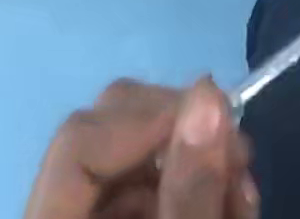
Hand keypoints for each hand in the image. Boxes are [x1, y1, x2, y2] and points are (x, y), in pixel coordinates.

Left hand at [24, 78, 258, 218]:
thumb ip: (190, 189)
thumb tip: (209, 92)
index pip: (79, 143)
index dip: (148, 119)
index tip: (218, 118)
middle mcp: (56, 213)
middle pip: (108, 131)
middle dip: (181, 131)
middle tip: (238, 157)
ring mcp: (85, 212)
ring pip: (138, 152)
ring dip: (198, 158)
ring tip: (243, 193)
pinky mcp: (117, 215)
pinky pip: (150, 178)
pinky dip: (193, 180)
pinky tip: (229, 203)